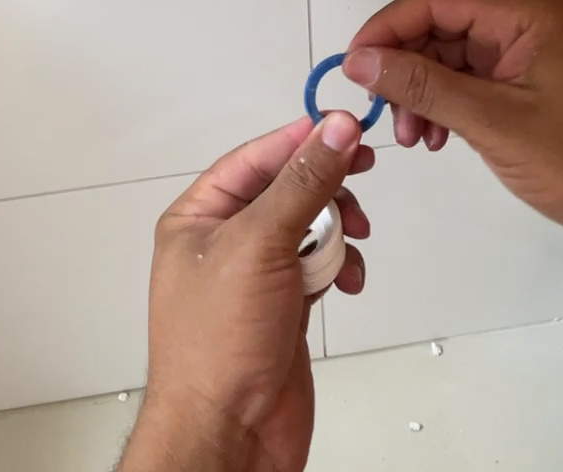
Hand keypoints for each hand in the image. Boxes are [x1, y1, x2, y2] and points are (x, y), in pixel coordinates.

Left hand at [120, 114, 373, 471]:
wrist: (231, 435)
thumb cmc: (219, 342)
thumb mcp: (260, 243)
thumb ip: (303, 183)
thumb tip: (334, 130)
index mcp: (199, 215)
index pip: (255, 158)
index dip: (299, 139)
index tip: (342, 127)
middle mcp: (225, 239)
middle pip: (286, 188)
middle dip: (324, 186)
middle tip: (363, 170)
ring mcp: (256, 272)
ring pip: (308, 225)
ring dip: (335, 231)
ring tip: (351, 244)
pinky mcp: (284, 302)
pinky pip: (318, 264)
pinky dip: (338, 267)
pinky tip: (346, 281)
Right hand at [342, 0, 562, 261]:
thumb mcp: (495, 123)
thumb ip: (424, 85)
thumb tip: (359, 59)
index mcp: (526, 13)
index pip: (434, 1)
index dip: (385, 29)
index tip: (352, 67)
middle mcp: (529, 22)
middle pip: (442, 27)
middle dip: (405, 68)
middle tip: (383, 112)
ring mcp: (535, 52)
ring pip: (455, 57)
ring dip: (425, 92)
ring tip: (416, 138)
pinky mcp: (539, 82)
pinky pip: (477, 81)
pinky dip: (450, 105)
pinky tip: (440, 137)